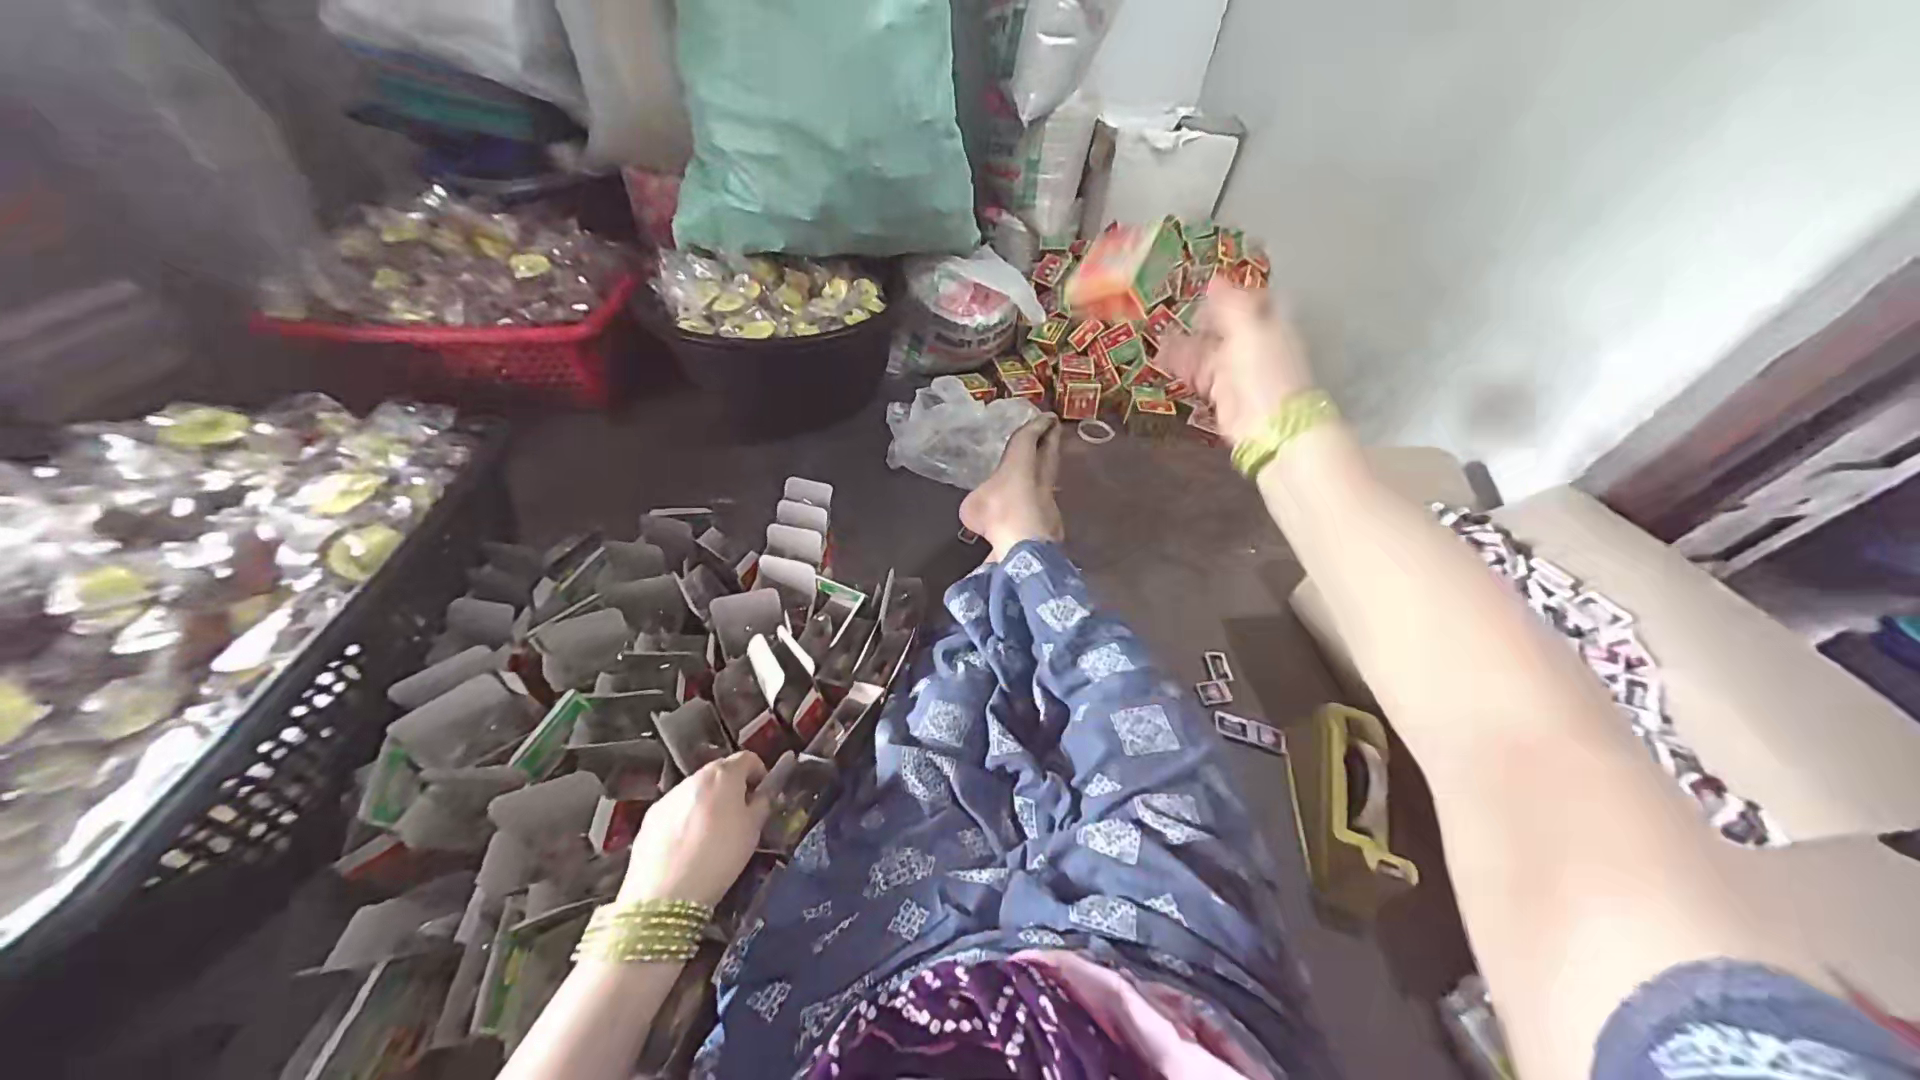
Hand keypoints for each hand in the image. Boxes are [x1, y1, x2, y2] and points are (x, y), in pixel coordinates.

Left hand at [620, 751, 769, 907]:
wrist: (665, 895)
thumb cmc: (720, 857)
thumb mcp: (753, 830)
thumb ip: (761, 804)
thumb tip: (760, 794)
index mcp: (723, 775)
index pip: (747, 757)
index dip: (758, 772)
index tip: (761, 794)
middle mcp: (694, 777)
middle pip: (719, 771)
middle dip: (732, 786)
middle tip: (739, 813)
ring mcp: (668, 796)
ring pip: (696, 790)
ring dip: (708, 801)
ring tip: (711, 833)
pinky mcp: (650, 817)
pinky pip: (676, 809)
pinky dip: (686, 817)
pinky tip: (687, 845)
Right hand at [1157, 284, 1317, 444]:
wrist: (1267, 425)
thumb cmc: (1263, 371)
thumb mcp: (1249, 330)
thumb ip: (1230, 304)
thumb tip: (1214, 279)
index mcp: (1268, 323)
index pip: (1249, 300)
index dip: (1228, 292)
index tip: (1201, 287)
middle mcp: (1253, 343)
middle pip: (1224, 325)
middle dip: (1199, 318)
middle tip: (1171, 310)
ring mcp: (1236, 368)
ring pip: (1206, 349)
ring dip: (1184, 342)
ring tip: (1158, 335)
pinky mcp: (1220, 391)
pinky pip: (1198, 372)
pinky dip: (1181, 364)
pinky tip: (1162, 358)